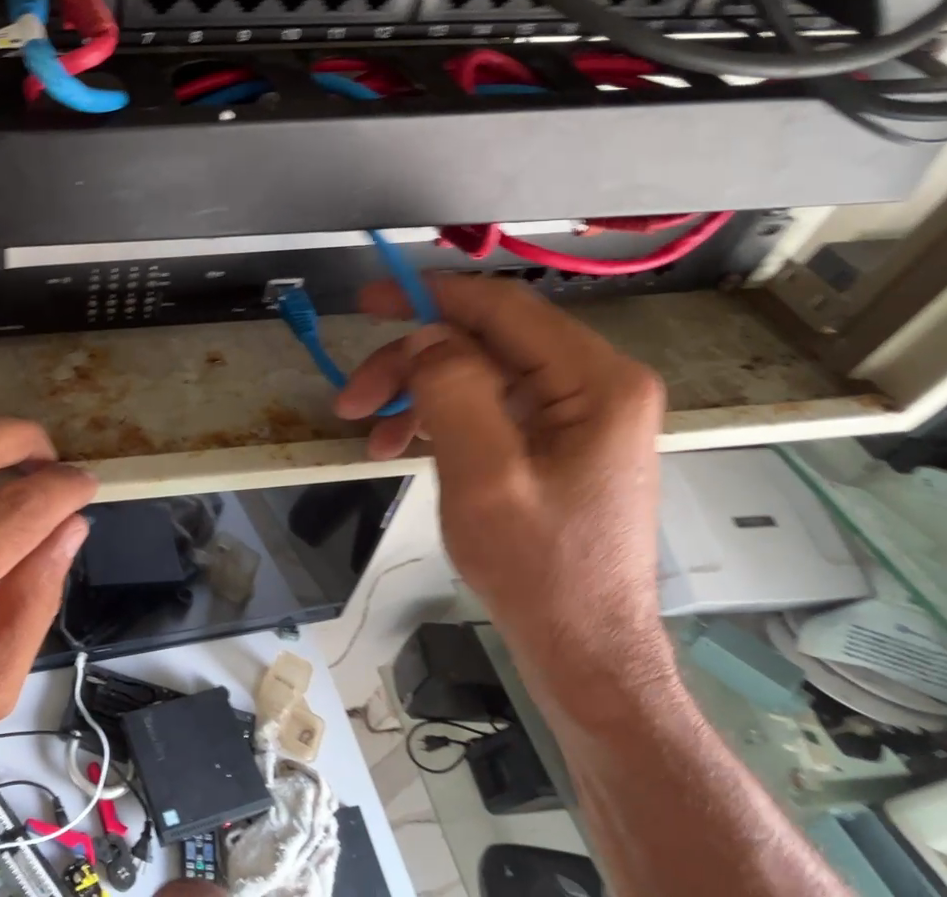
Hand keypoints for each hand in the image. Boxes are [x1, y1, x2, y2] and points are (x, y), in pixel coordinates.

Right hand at [333, 277, 665, 663]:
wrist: (584, 649)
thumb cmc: (540, 569)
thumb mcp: (485, 477)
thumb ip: (454, 392)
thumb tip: (425, 337)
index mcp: (596, 382)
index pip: (503, 310)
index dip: (428, 297)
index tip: (367, 300)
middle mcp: (596, 386)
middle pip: (484, 343)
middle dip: (410, 364)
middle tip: (350, 398)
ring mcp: (579, 416)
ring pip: (479, 375)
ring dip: (416, 395)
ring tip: (368, 434)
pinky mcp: (559, 443)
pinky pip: (488, 409)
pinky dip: (438, 421)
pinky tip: (400, 448)